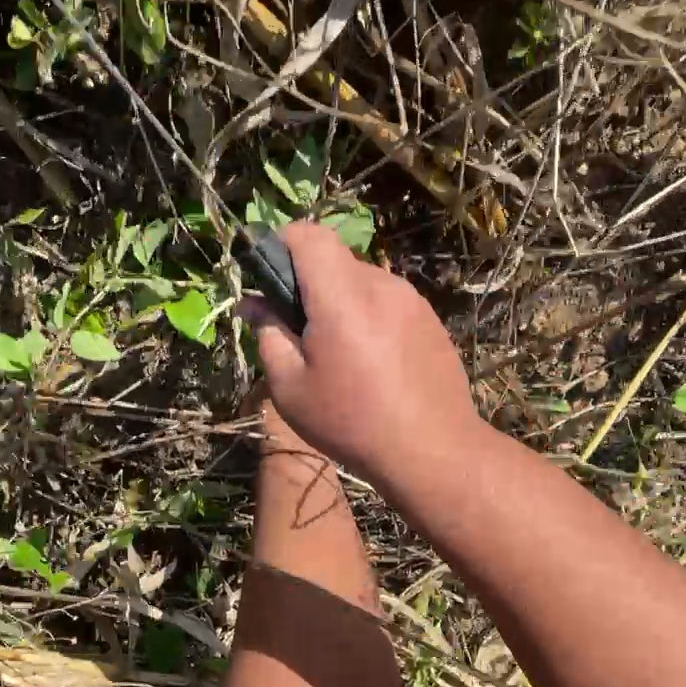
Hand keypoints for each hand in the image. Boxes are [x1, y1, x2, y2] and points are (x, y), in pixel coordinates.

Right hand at [247, 222, 479, 484]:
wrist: (432, 450)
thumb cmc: (350, 423)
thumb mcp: (291, 388)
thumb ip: (268, 336)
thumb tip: (253, 303)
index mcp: (342, 297)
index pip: (309, 235)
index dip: (281, 243)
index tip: (266, 277)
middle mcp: (381, 286)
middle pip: (335, 260)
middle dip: (307, 283)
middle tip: (294, 330)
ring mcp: (411, 300)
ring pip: (361, 282)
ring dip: (338, 303)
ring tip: (334, 354)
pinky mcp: (429, 319)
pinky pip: (386, 303)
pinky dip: (366, 317)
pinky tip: (367, 363)